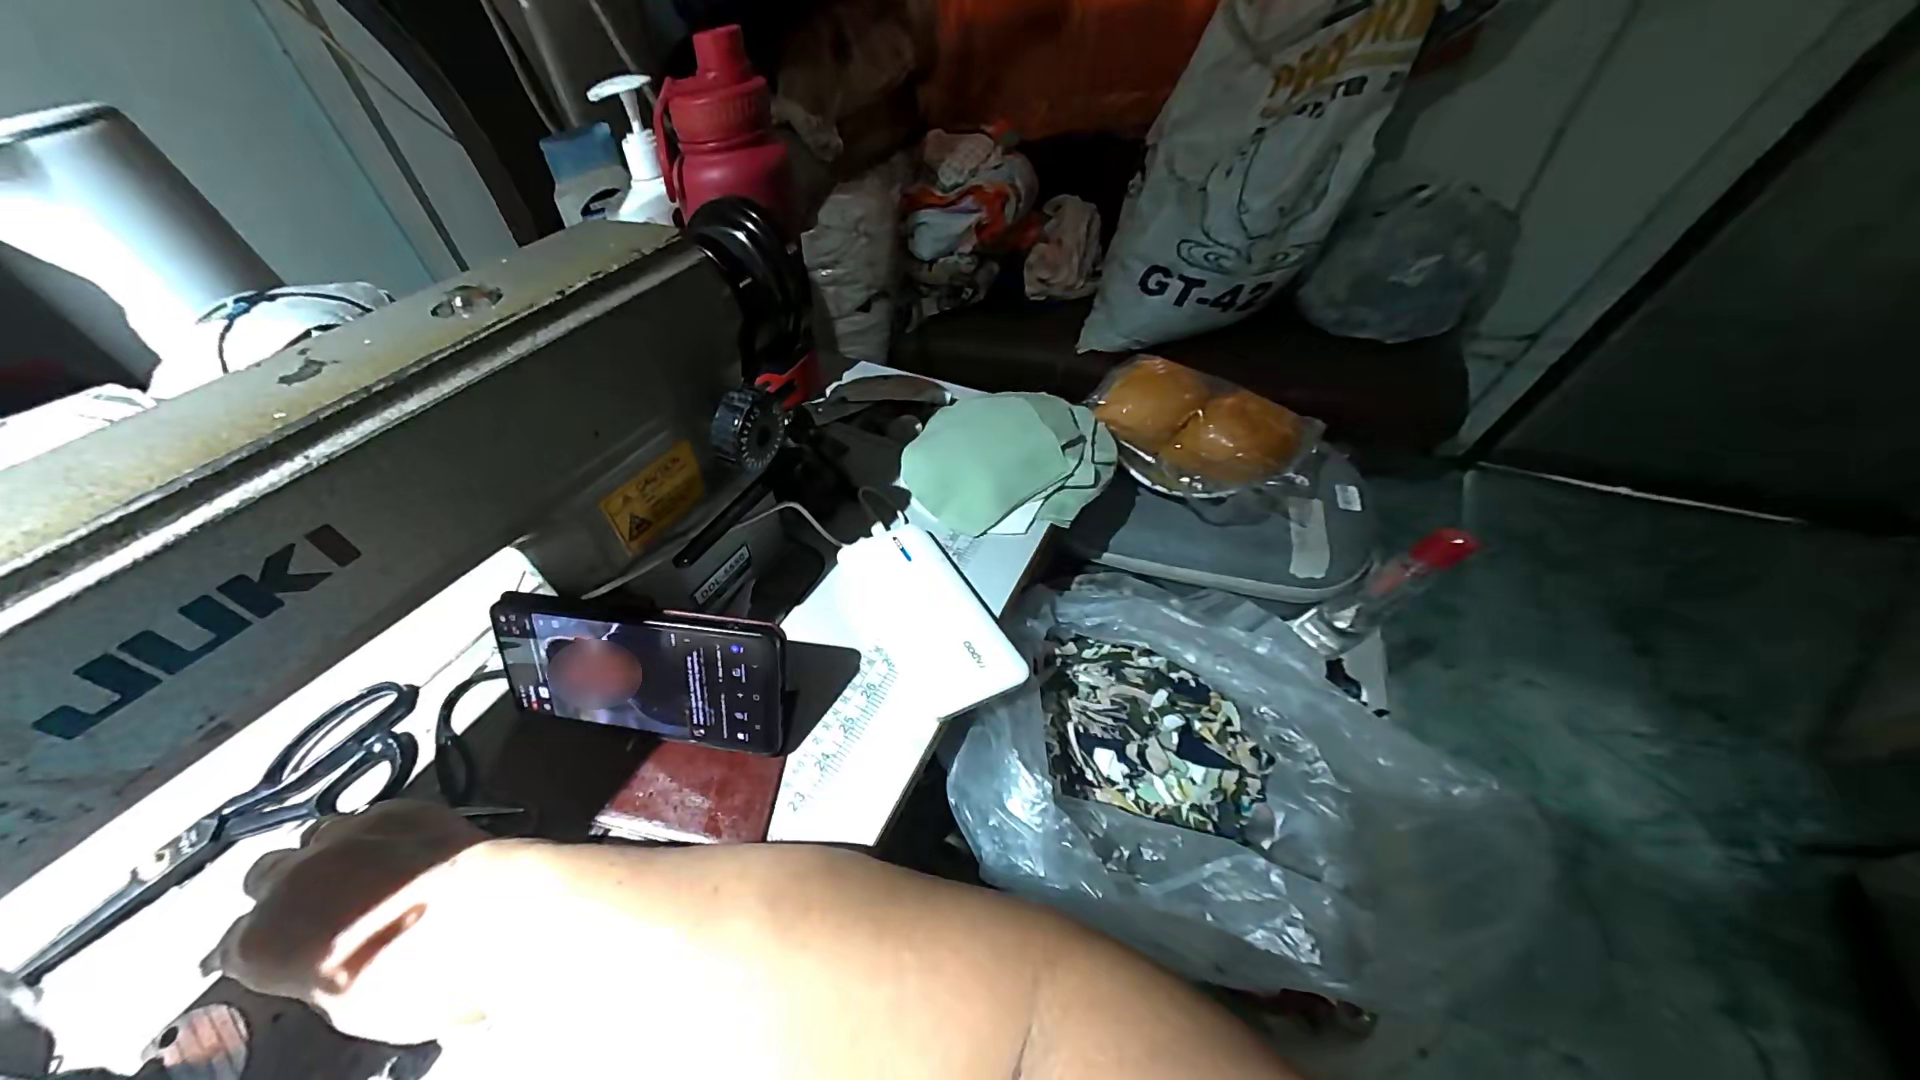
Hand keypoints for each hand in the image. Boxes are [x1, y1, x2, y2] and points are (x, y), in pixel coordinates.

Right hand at [204, 800, 489, 1045]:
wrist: (493, 913)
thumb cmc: (424, 974)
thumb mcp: (348, 1005)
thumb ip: (317, 974)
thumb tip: (330, 965)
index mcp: (261, 942)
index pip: (234, 945)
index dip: (264, 946)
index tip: (283, 948)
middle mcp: (294, 880)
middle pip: (268, 875)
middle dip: (290, 887)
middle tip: (325, 902)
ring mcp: (353, 834)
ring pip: (321, 834)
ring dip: (335, 850)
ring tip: (367, 867)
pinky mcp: (407, 807)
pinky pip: (380, 812)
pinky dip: (387, 826)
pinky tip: (409, 841)